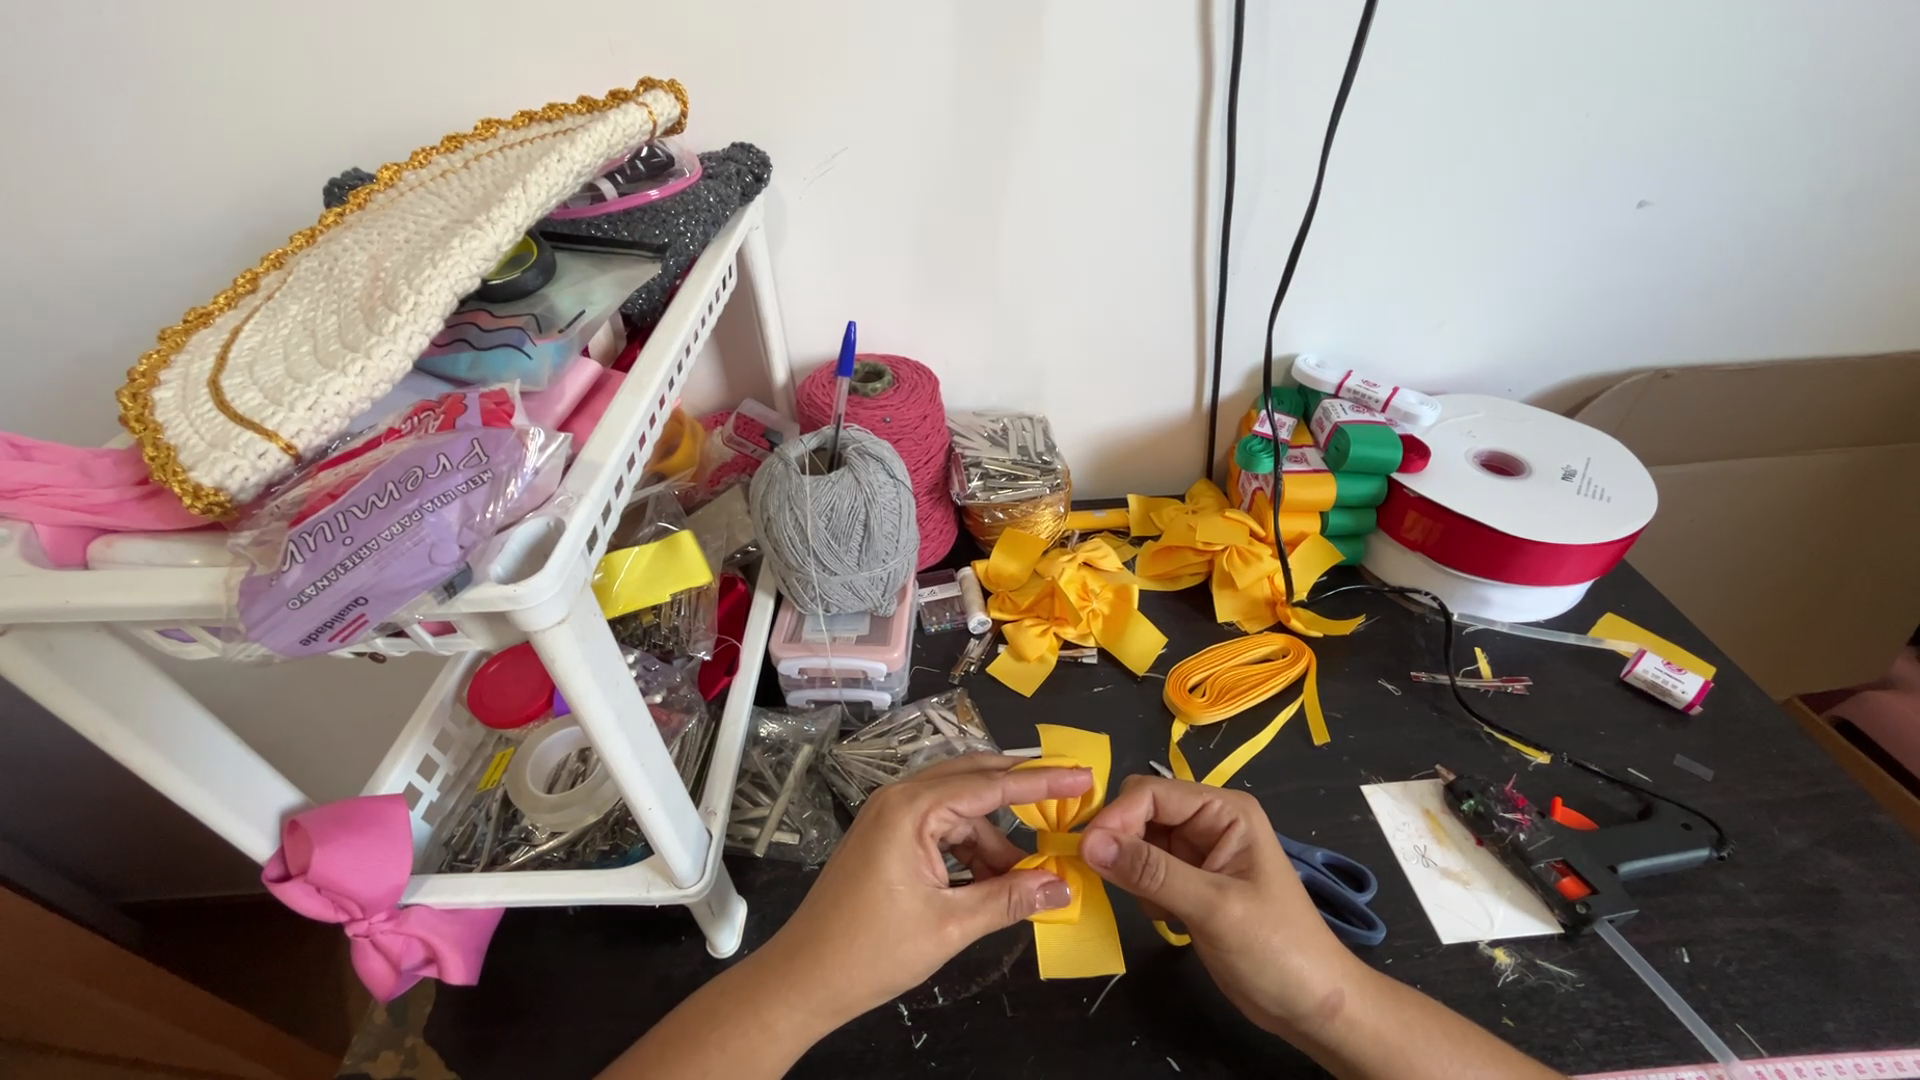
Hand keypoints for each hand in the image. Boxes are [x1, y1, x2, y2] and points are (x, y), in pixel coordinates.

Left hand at [757, 755, 1091, 1024]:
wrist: (803, 979)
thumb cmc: (871, 951)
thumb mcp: (949, 926)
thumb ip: (1008, 900)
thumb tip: (1062, 886)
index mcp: (912, 808)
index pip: (990, 784)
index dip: (1042, 780)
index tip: (1084, 775)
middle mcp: (900, 797)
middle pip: (974, 780)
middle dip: (1021, 794)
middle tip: (1069, 801)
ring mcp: (891, 814)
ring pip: (959, 808)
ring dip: (994, 836)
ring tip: (1026, 875)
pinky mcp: (888, 834)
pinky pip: (941, 826)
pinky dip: (969, 848)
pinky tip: (990, 879)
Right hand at [1079, 775, 1360, 1034]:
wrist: (1313, 1008)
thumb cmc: (1277, 950)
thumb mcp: (1213, 908)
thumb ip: (1150, 872)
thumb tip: (1089, 843)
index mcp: (1223, 810)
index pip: (1151, 793)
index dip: (1117, 816)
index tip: (1087, 851)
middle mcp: (1208, 822)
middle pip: (1140, 812)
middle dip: (1121, 843)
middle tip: (1110, 879)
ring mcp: (1198, 853)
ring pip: (1138, 842)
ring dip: (1132, 871)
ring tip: (1156, 907)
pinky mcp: (1189, 882)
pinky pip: (1145, 870)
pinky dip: (1142, 891)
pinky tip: (1166, 918)